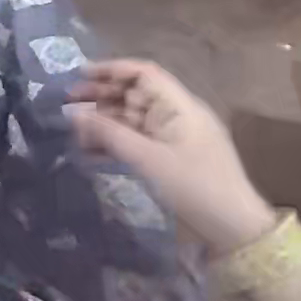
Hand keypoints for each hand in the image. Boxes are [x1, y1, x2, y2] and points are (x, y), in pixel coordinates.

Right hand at [66, 60, 276, 254]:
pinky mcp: (165, 159)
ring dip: (102, 121)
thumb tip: (73, 114)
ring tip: (74, 130)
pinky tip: (89, 151)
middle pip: (133, 94)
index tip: (80, 74)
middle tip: (67, 102)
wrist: (232, 231)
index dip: (111, 69)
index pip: (143, 74)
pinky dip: (111, 142)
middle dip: (101, 95)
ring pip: (129, 119)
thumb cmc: (194, 187)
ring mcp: (170, 138)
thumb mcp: (148, 159)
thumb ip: (108, 134)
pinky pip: (133, 141)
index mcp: (179, 107)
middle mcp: (174, 116)